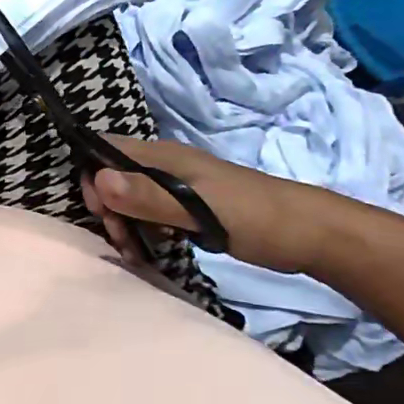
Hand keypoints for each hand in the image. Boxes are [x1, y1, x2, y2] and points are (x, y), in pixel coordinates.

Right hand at [78, 137, 355, 273]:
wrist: (313, 235)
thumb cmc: (256, 217)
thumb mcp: (199, 210)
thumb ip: (148, 196)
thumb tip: (99, 180)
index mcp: (162, 156)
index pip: (104, 149)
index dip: (91, 176)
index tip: (101, 212)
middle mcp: (162, 165)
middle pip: (111, 177)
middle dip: (107, 208)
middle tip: (123, 241)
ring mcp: (174, 186)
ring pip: (127, 197)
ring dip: (122, 224)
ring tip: (135, 253)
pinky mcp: (185, 206)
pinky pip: (146, 212)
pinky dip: (140, 230)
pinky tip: (150, 250)